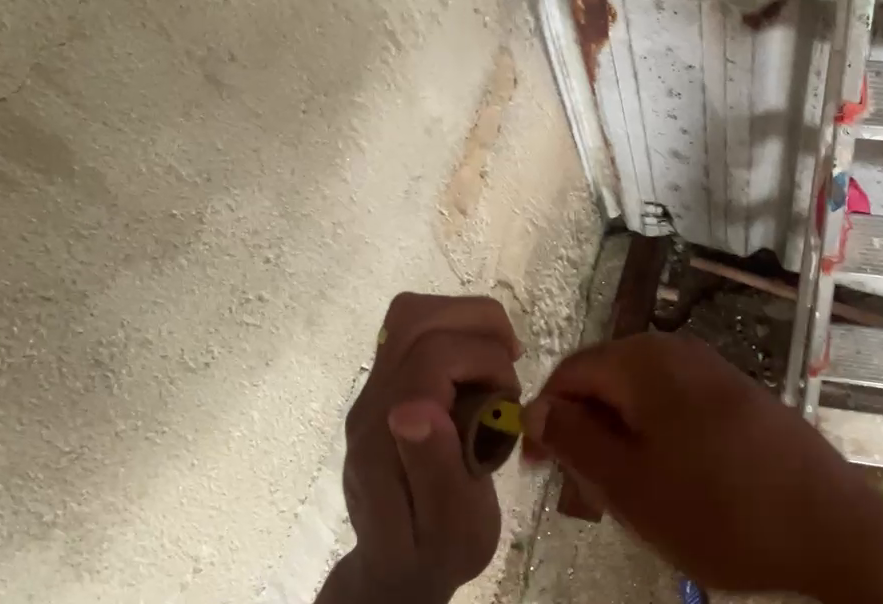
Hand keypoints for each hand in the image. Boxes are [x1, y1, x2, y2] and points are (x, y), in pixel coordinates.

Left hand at [321, 293, 521, 603]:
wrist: (396, 568)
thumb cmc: (434, 552)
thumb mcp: (450, 529)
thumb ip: (433, 469)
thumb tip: (414, 405)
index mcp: (384, 437)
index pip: (430, 356)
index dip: (484, 360)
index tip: (511, 398)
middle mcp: (371, 402)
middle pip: (416, 318)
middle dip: (479, 326)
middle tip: (511, 364)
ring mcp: (374, 390)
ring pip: (413, 313)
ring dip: (468, 321)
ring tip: (499, 359)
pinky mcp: (387, 384)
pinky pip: (419, 329)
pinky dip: (459, 329)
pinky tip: (481, 365)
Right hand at [521, 331, 868, 594]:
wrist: (826, 522)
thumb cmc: (717, 507)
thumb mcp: (628, 484)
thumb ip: (574, 439)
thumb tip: (534, 406)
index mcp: (643, 360)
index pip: (569, 372)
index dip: (544, 420)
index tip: (538, 471)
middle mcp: (677, 350)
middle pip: (606, 381)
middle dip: (586, 433)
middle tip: (586, 495)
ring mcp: (712, 369)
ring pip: (642, 396)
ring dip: (621, 440)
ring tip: (627, 497)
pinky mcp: (737, 394)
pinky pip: (677, 405)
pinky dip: (658, 439)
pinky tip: (671, 484)